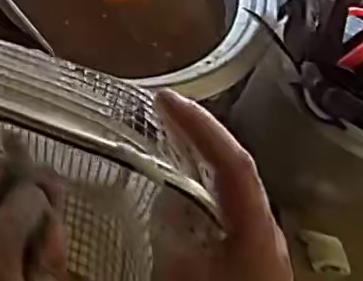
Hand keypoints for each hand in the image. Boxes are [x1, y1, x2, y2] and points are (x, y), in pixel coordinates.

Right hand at [156, 89, 292, 280]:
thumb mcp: (182, 280)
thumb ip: (159, 246)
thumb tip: (99, 232)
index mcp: (255, 233)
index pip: (234, 161)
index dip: (201, 124)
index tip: (164, 99)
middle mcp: (263, 230)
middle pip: (234, 164)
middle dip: (196, 130)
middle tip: (156, 108)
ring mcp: (260, 244)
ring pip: (230, 184)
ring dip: (197, 155)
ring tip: (162, 135)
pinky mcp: (251, 259)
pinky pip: (224, 206)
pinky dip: (198, 186)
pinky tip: (173, 192)